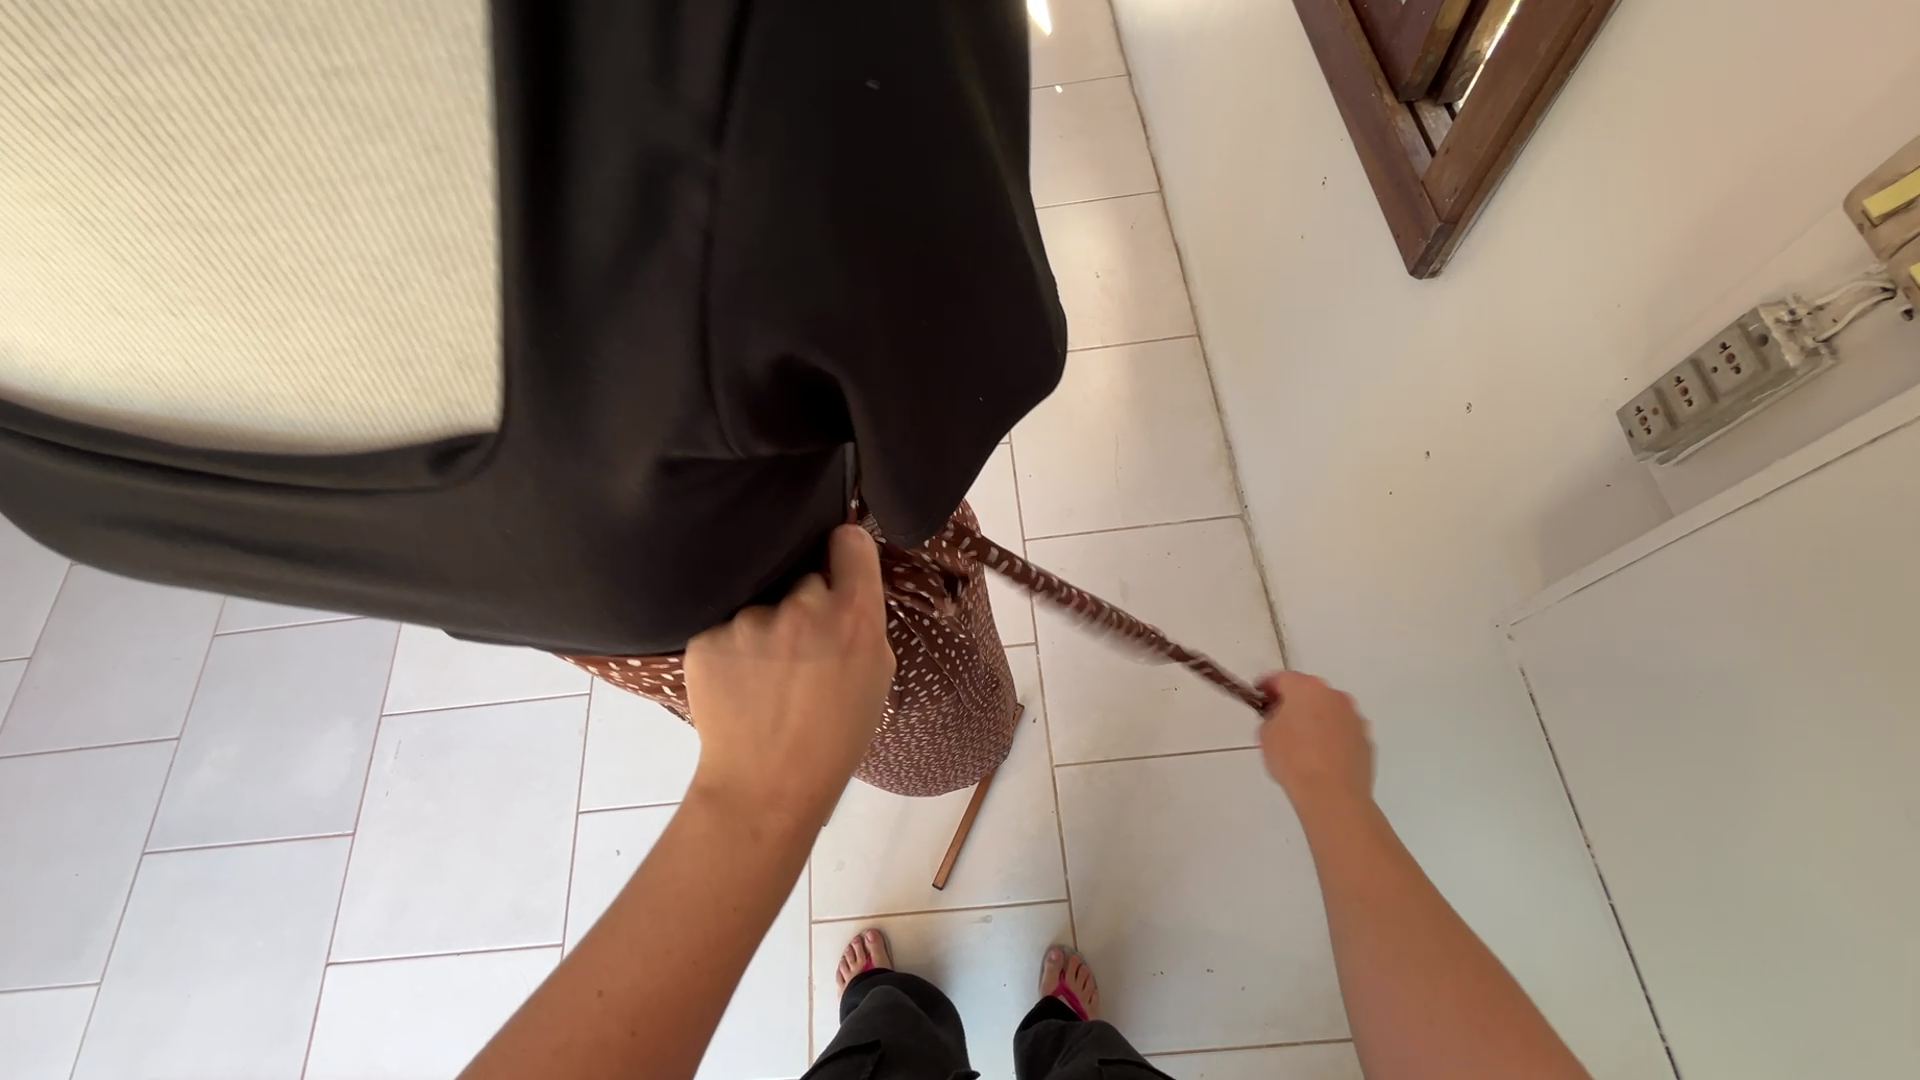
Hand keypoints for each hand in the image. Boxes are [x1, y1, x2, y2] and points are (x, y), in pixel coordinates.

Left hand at [685, 524, 896, 827]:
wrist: (768, 789)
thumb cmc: (835, 737)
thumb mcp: (875, 676)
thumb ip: (863, 623)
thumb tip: (843, 585)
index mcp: (854, 617)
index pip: (849, 541)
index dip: (844, 550)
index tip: (838, 563)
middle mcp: (802, 609)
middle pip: (804, 578)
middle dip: (806, 602)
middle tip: (802, 648)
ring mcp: (749, 623)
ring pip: (762, 607)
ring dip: (765, 630)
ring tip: (766, 678)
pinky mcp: (707, 640)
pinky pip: (726, 630)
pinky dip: (732, 652)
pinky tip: (739, 686)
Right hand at [1256, 672, 1375, 816]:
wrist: (1333, 795)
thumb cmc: (1293, 760)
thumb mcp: (1266, 735)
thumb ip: (1271, 718)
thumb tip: (1280, 718)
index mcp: (1306, 689)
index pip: (1282, 678)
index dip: (1267, 685)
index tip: (1258, 695)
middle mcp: (1334, 696)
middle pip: (1310, 691)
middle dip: (1294, 701)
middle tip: (1278, 717)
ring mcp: (1354, 718)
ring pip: (1329, 710)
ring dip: (1316, 718)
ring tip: (1302, 740)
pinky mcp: (1366, 740)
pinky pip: (1343, 731)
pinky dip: (1332, 736)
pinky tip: (1321, 756)